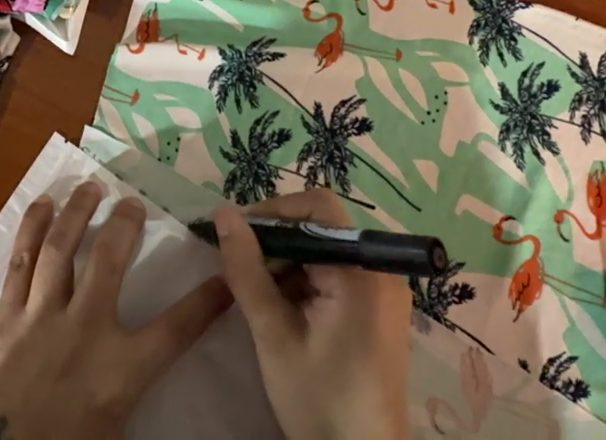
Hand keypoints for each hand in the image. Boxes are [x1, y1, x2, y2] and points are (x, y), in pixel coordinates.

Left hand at [0, 181, 233, 438]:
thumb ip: (132, 390)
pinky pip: (20, 260)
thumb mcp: (113, 431)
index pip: (176, 329)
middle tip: (133, 201)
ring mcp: (40, 315)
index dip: (205, 302)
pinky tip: (43, 204)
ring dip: (78, 210)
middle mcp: (84, 329)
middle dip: (125, 225)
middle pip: (110, 260)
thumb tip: (146, 368)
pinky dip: (32, 227)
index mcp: (119, 370)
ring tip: (91, 185)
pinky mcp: (6, 314)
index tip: (226, 276)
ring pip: (61, 248)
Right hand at [214, 191, 411, 439]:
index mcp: (362, 273)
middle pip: (320, 228)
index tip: (237, 235)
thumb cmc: (318, 398)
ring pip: (323, 252)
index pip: (317, 207)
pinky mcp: (377, 312)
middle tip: (240, 269)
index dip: (274, 211)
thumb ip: (246, 268)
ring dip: (286, 264)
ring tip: (258, 295)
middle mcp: (381, 273)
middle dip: (275, 242)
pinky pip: (335, 275)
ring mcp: (382, 293)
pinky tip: (281, 311)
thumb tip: (223, 213)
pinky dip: (304, 283)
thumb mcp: (272, 333)